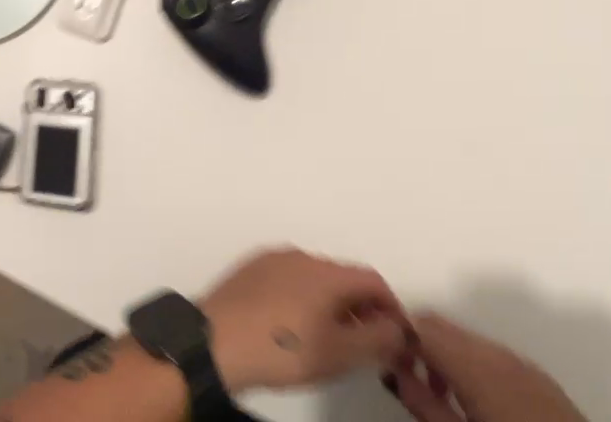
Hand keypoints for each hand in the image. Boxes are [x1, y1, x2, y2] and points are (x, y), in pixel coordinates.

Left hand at [197, 248, 408, 391]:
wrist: (213, 343)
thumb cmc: (281, 350)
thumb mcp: (338, 355)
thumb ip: (376, 340)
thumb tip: (396, 328)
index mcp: (324, 272)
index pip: (372, 280)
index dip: (391, 308)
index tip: (395, 338)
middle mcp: (298, 255)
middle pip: (342, 277)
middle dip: (360, 308)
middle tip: (364, 344)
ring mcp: (270, 259)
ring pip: (314, 277)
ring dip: (331, 303)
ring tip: (329, 339)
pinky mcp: (249, 269)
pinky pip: (288, 278)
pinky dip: (303, 297)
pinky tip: (294, 326)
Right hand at [387, 314, 586, 421]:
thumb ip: (421, 401)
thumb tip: (393, 372)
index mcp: (473, 364)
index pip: (420, 324)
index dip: (395, 333)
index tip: (382, 353)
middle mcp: (496, 351)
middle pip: (441, 325)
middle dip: (417, 340)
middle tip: (403, 371)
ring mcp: (521, 362)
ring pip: (465, 338)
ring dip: (443, 352)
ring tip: (436, 390)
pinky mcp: (538, 376)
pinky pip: (491, 354)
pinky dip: (470, 362)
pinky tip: (471, 396)